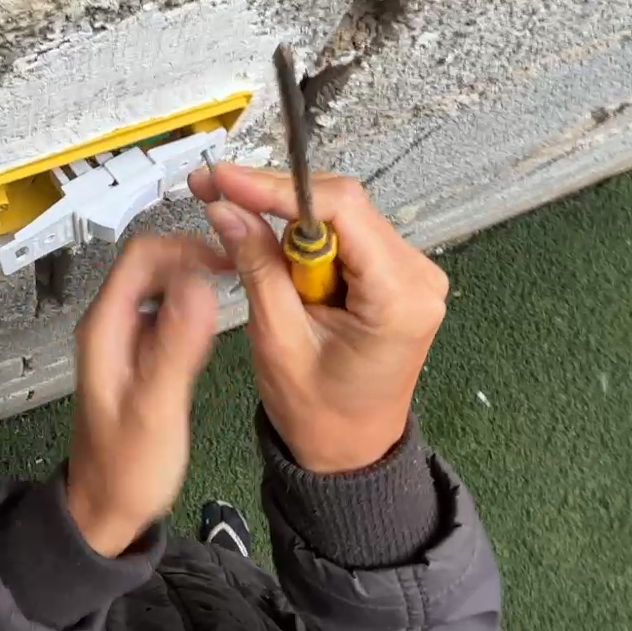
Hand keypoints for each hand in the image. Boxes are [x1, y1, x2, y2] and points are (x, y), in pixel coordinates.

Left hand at [64, 236, 224, 556]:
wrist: (106, 507)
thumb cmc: (127, 467)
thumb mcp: (155, 408)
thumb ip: (176, 347)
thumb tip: (199, 285)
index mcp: (105, 327)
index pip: (140, 256)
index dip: (183, 247)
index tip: (225, 262)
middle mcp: (110, 323)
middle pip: (150, 264)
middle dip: (192, 259)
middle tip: (237, 272)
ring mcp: (124, 337)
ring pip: (159, 286)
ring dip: (193, 280)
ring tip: (234, 289)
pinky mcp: (139, 354)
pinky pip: (165, 313)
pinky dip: (190, 308)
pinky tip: (215, 324)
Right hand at [188, 164, 448, 473]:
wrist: (348, 450)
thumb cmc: (321, 413)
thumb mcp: (278, 340)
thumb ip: (256, 266)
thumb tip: (227, 208)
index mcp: (399, 298)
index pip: (340, 209)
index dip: (276, 187)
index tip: (227, 180)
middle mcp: (416, 276)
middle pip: (339, 203)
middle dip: (272, 195)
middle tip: (216, 190)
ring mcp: (406, 272)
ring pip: (335, 213)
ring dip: (280, 213)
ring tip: (232, 214)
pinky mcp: (387, 273)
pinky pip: (338, 232)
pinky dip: (297, 232)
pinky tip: (263, 236)